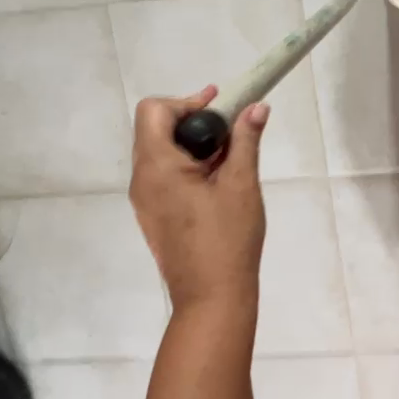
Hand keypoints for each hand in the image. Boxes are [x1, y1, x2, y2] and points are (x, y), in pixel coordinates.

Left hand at [128, 87, 269, 312]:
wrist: (211, 296)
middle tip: (229, 127)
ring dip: (190, 143)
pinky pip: (162, 175)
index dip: (186, 102)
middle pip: (154, 128)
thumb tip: (256, 106)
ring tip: (228, 154)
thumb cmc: (228, 237)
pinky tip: (216, 179)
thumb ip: (246, 139)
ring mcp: (145, 200)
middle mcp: (142, 179)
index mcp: (157, 166)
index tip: (219, 110)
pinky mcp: (154, 215)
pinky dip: (185, 164)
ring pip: (159, 152)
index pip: (154, 110)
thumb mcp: (241, 183)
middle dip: (191, 120)